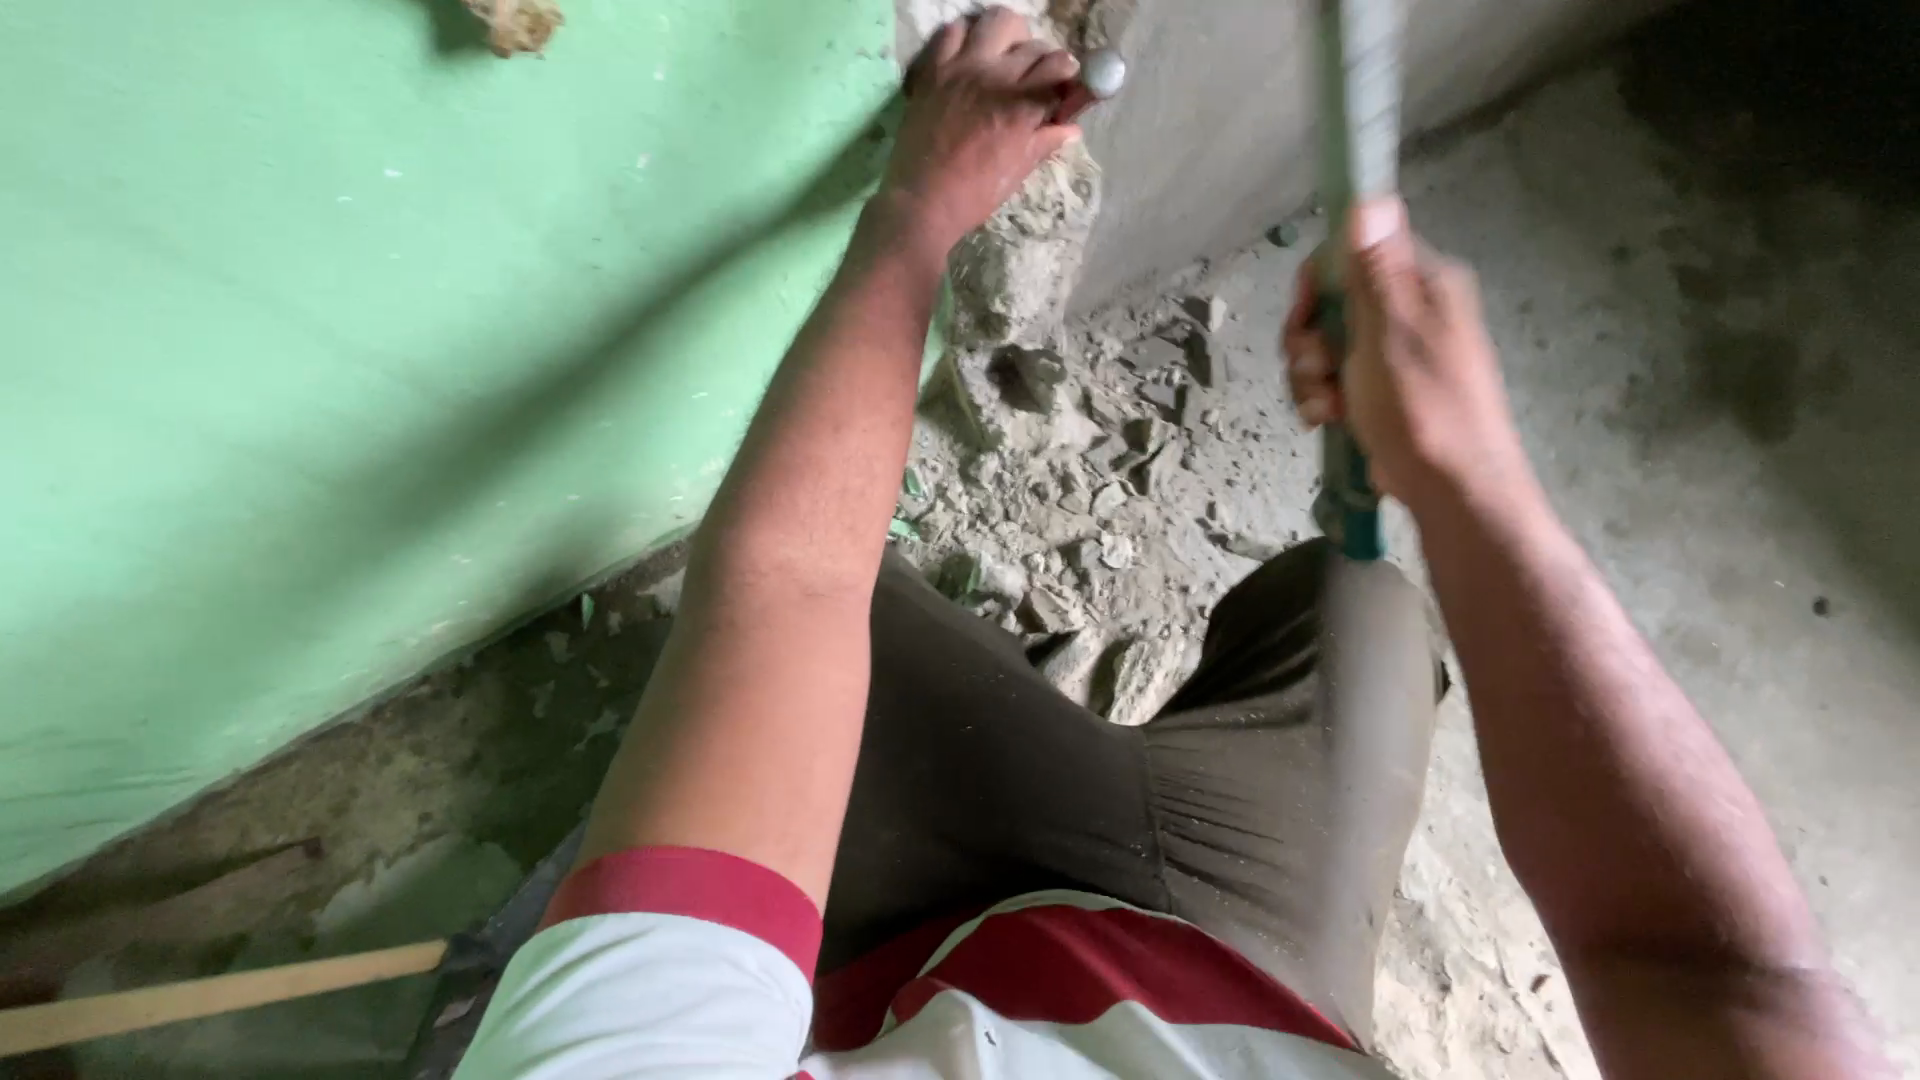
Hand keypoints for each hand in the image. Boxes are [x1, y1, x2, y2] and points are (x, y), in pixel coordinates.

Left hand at [877, 7, 1081, 251]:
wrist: (922, 201)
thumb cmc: (974, 195)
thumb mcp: (1017, 172)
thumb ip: (1044, 142)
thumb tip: (1071, 129)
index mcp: (1021, 107)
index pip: (1059, 67)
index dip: (1067, 74)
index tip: (1064, 85)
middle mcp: (995, 77)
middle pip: (1032, 45)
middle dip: (1042, 59)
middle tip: (1036, 77)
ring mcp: (962, 68)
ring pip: (997, 22)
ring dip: (1010, 35)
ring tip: (1005, 55)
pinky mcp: (934, 69)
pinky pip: (953, 30)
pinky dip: (967, 36)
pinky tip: (970, 55)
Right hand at [1283, 198, 1530, 510]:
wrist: (1447, 484)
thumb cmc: (1422, 406)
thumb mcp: (1393, 332)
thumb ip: (1376, 270)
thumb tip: (1368, 198)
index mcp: (1421, 285)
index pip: (1352, 253)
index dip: (1318, 283)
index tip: (1305, 316)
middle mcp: (1404, 311)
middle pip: (1327, 304)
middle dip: (1307, 341)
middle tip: (1317, 370)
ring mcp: (1387, 353)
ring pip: (1320, 347)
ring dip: (1309, 378)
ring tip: (1326, 406)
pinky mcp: (1373, 389)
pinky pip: (1327, 380)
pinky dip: (1319, 399)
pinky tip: (1328, 419)